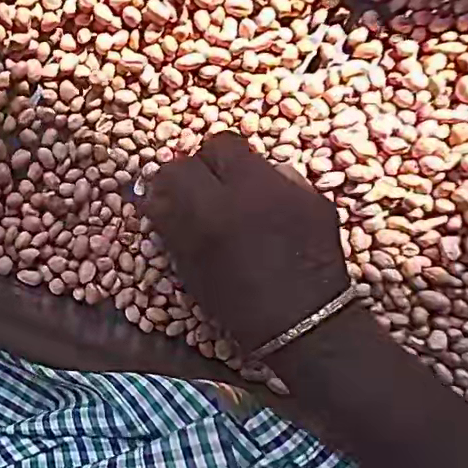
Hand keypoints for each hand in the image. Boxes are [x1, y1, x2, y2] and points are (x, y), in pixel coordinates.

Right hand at [145, 132, 351, 352]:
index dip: (169, 179)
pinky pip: (282, 179)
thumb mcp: (192, 267)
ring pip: (254, 158)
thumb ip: (171, 224)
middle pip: (220, 144)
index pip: (179, 167)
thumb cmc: (238, 304)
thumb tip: (153, 195)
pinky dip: (268, 192)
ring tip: (238, 205)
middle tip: (204, 189)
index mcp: (214, 211)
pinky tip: (269, 219)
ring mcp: (289, 189)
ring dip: (238, 175)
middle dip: (207, 163)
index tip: (168, 193)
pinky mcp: (315, 197)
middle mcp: (252, 189)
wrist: (305, 323)